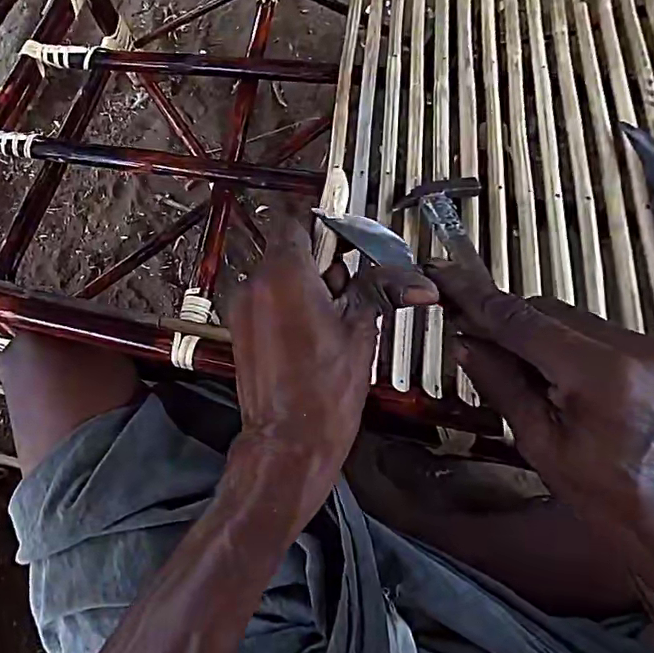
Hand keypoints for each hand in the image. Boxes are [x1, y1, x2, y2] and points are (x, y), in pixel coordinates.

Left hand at [227, 212, 434, 502]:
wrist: (287, 437)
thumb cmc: (323, 390)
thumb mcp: (360, 332)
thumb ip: (378, 292)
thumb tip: (413, 280)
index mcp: (283, 275)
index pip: (292, 220)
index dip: (317, 215)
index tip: (337, 218)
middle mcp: (255, 284)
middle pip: (287, 249)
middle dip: (321, 256)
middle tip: (354, 270)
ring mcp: (242, 306)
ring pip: (277, 275)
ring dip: (307, 279)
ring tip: (341, 305)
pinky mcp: (240, 326)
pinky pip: (266, 297)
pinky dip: (289, 299)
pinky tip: (317, 324)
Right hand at [430, 263, 653, 568]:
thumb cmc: (621, 505)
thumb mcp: (542, 445)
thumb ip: (502, 384)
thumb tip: (466, 344)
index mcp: (602, 374)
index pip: (520, 318)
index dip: (475, 297)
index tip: (444, 280)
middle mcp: (639, 352)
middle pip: (548, 310)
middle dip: (505, 320)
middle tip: (470, 337)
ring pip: (576, 320)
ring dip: (537, 334)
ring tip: (516, 368)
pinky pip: (605, 337)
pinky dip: (571, 346)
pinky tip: (558, 377)